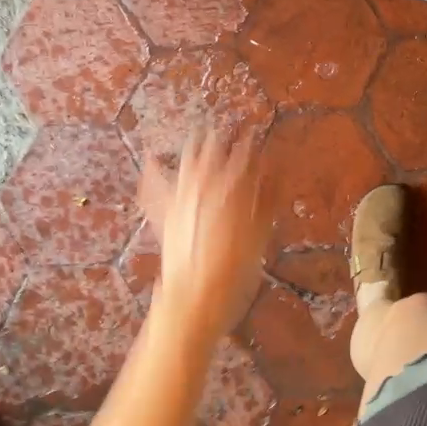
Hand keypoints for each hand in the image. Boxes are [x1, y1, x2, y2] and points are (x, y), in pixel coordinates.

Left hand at [137, 125, 272, 338]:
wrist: (195, 297)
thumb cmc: (236, 267)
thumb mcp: (261, 231)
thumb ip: (268, 197)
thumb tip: (274, 171)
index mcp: (234, 186)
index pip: (245, 153)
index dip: (251, 141)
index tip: (256, 132)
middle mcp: (205, 184)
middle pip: (214, 149)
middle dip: (223, 136)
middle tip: (229, 128)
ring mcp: (182, 196)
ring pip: (188, 160)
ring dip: (197, 145)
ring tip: (202, 135)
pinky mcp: (165, 212)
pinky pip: (156, 187)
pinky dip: (155, 171)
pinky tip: (153, 158)